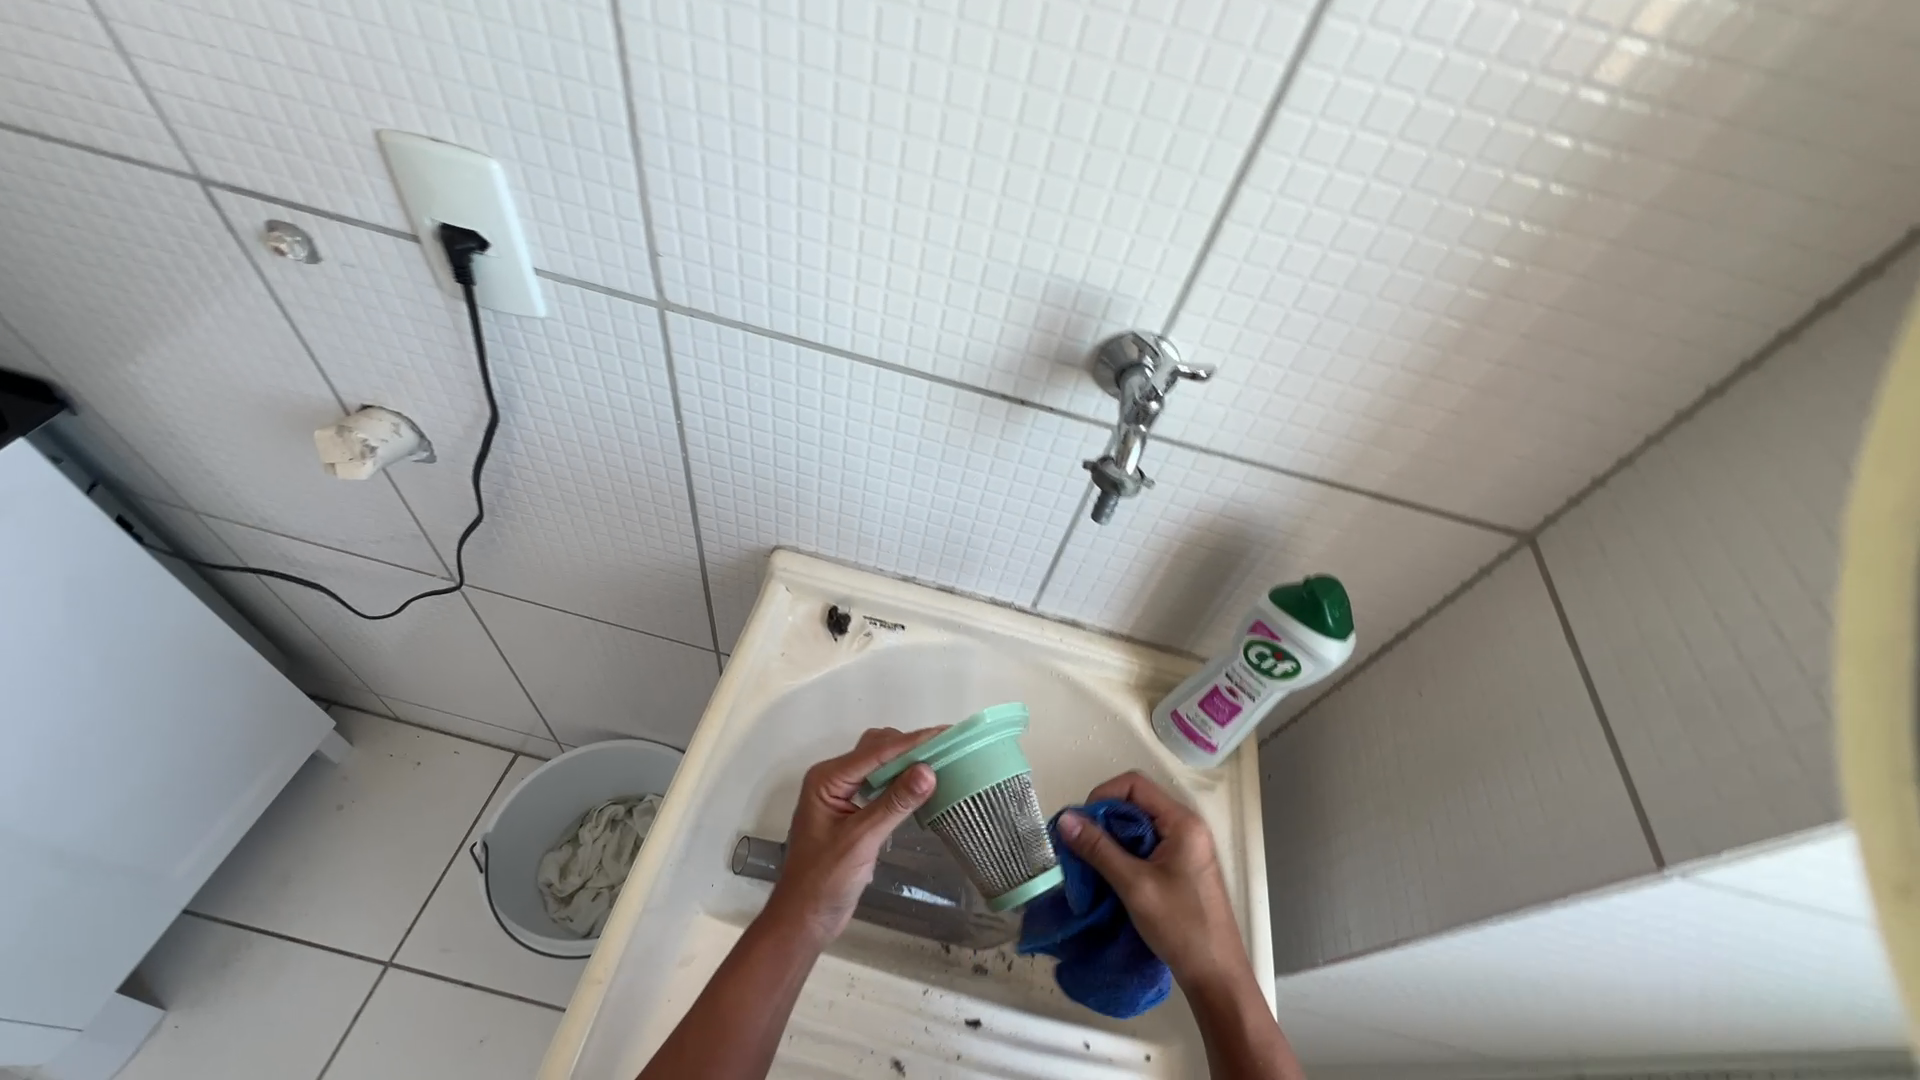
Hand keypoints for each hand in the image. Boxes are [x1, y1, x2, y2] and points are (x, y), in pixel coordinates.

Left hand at [764, 727, 942, 945]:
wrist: (804, 919)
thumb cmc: (824, 881)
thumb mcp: (862, 840)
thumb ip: (894, 803)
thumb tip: (928, 770)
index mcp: (827, 779)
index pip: (876, 752)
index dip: (912, 742)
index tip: (946, 734)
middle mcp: (833, 779)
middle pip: (876, 749)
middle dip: (910, 746)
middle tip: (946, 749)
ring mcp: (841, 795)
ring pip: (878, 764)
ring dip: (906, 762)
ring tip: (939, 762)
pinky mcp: (852, 811)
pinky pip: (879, 784)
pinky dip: (900, 782)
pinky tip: (920, 788)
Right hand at [1056, 771, 1251, 991]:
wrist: (1217, 976)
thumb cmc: (1181, 927)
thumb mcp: (1134, 885)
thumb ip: (1099, 849)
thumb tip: (1065, 819)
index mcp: (1182, 822)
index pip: (1134, 784)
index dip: (1102, 796)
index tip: (1081, 824)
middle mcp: (1186, 826)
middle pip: (1135, 802)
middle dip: (1103, 818)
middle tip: (1079, 844)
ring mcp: (1185, 847)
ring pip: (1138, 824)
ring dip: (1111, 837)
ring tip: (1089, 860)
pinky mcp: (1181, 866)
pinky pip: (1146, 844)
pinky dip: (1123, 852)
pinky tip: (1108, 872)